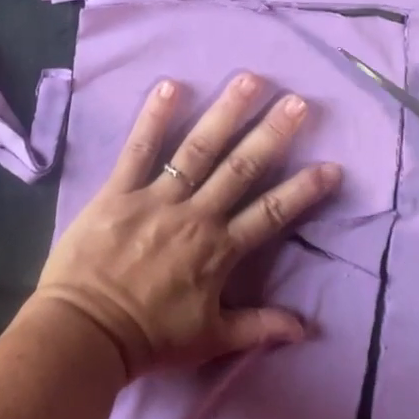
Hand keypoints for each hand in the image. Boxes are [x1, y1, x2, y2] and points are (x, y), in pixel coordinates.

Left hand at [34, 73, 342, 378]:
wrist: (85, 335)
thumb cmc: (149, 340)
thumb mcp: (210, 339)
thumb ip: (259, 327)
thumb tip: (307, 328)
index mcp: (220, 249)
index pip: (272, 212)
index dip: (304, 190)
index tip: (333, 166)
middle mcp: (196, 215)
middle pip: (241, 167)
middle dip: (272, 133)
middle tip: (297, 101)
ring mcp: (157, 199)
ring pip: (197, 149)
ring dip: (225, 112)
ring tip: (249, 79)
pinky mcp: (119, 191)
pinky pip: (139, 149)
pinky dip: (153, 117)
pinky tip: (171, 85)